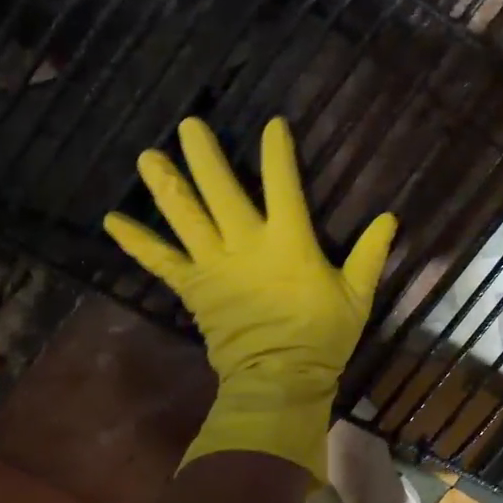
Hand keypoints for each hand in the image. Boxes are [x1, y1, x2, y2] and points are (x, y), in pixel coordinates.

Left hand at [104, 116, 397, 483]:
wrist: (280, 379)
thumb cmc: (323, 335)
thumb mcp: (357, 295)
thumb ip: (371, 254)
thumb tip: (390, 217)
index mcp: (288, 242)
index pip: (283, 184)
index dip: (277, 152)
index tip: (273, 124)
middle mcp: (245, 244)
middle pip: (221, 191)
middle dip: (204, 155)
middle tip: (189, 124)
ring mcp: (214, 265)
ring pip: (185, 217)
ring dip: (166, 184)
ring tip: (146, 156)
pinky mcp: (193, 288)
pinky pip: (161, 261)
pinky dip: (137, 241)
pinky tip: (112, 221)